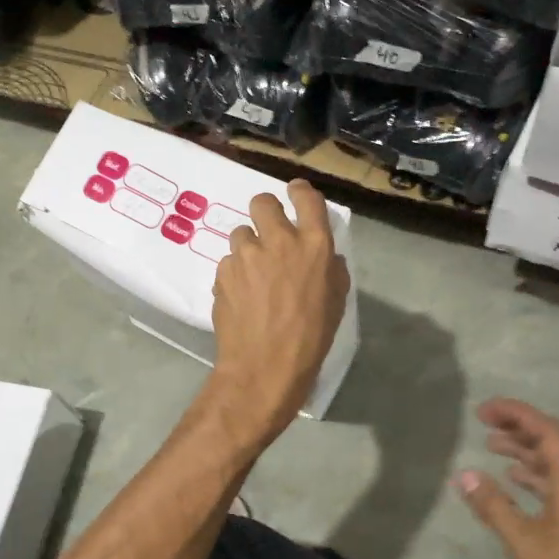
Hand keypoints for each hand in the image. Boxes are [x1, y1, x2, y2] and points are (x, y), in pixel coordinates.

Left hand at [208, 179, 350, 443]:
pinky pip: (227, 262)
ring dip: (247, 247)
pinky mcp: (222, 273)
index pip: (307, 197)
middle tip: (268, 234)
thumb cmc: (310, 339)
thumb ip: (330, 270)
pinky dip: (233, 273)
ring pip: (240, 233)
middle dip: (265, 213)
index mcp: (315, 246)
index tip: (295, 195)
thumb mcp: (336, 302)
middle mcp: (279, 241)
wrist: (265, 366)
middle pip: (262, 202)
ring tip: (253, 273)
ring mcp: (246, 256)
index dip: (299, 192)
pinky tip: (240, 296)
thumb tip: (325, 258)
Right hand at [455, 399, 558, 558]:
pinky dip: (536, 477)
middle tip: (483, 423)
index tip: (484, 410)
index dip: (517, 415)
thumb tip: (464, 475)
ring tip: (493, 447)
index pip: (548, 433)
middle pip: (554, 445)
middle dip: (519, 430)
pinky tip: (516, 482)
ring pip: (557, 466)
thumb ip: (494, 507)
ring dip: (526, 454)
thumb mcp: (524, 544)